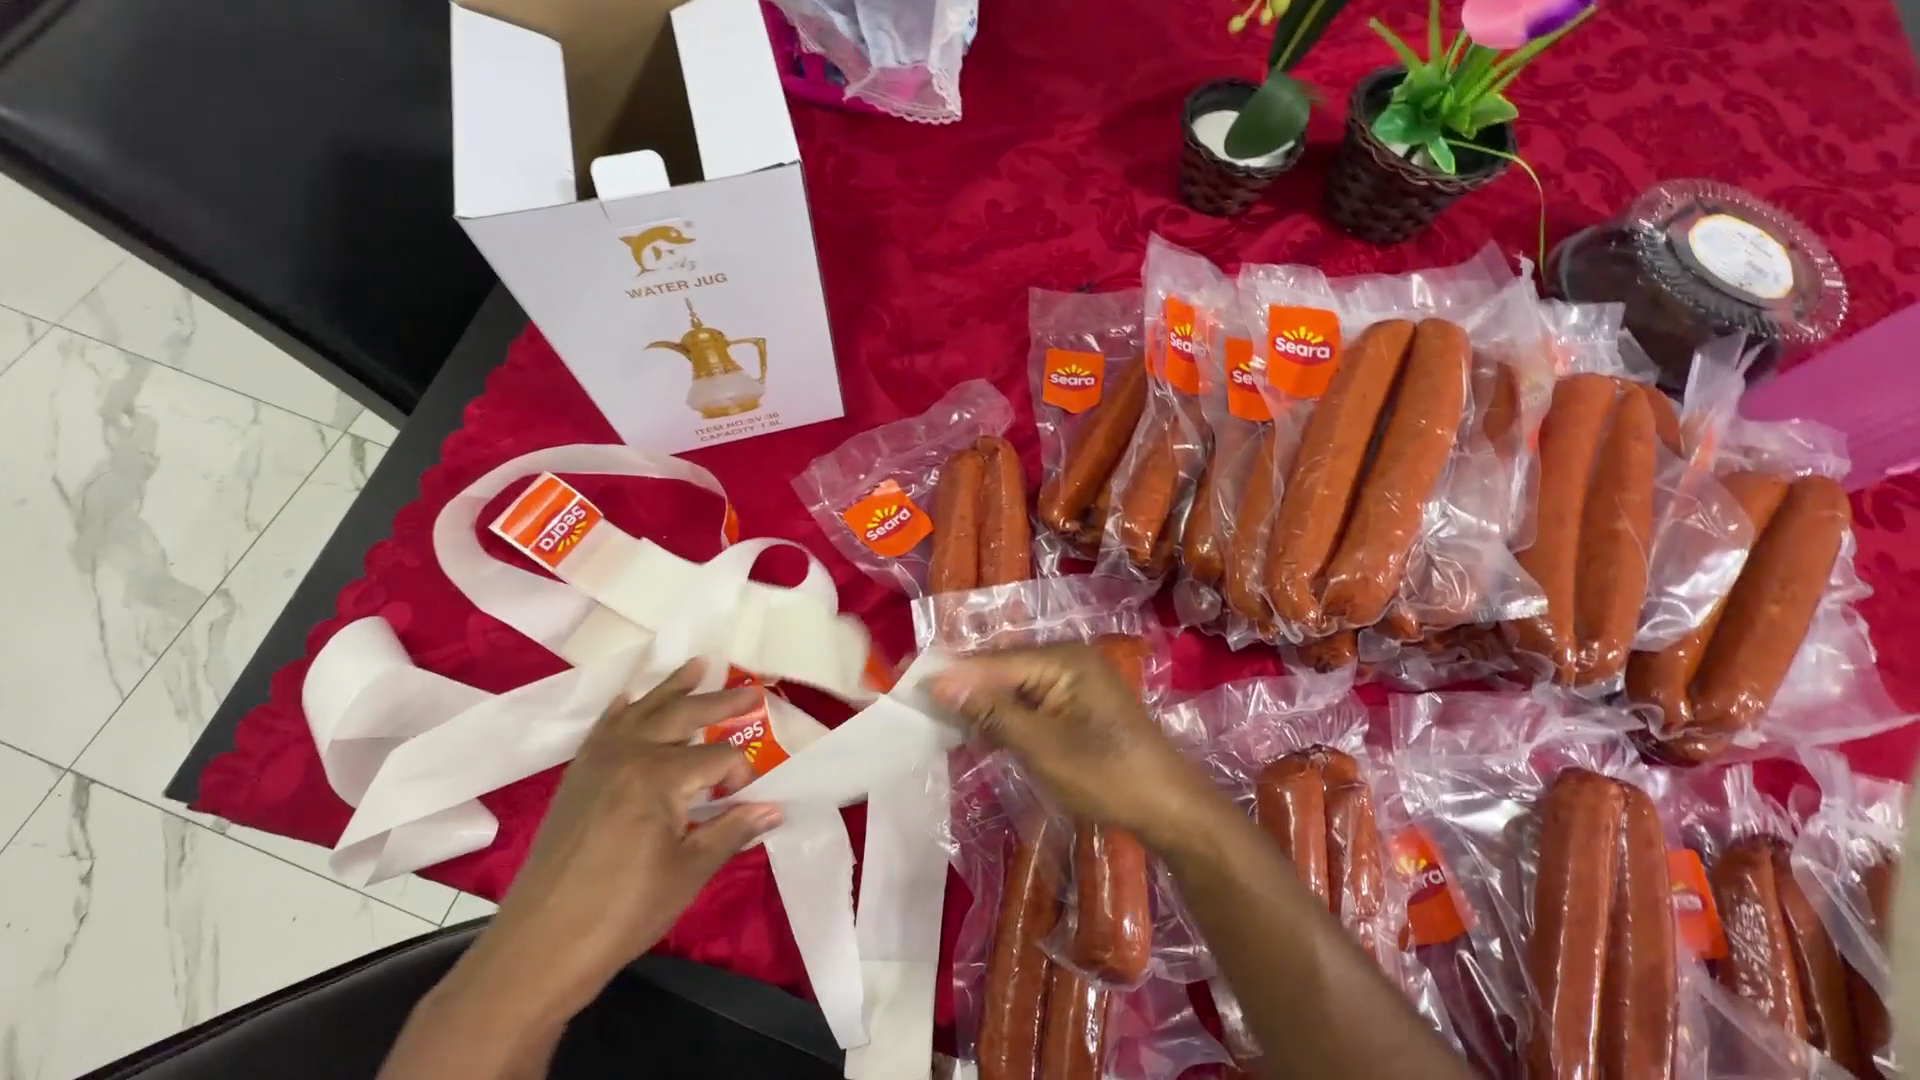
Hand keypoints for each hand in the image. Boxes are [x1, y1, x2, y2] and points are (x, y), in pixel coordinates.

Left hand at [474, 660, 783, 1009]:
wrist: (541, 944)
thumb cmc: (624, 912)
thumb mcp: (689, 872)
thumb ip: (732, 831)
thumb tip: (774, 808)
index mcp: (659, 777)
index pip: (718, 759)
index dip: (740, 776)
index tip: (748, 801)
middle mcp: (628, 755)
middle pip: (682, 716)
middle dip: (720, 703)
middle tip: (752, 689)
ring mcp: (596, 762)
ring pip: (642, 712)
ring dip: (672, 689)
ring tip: (697, 665)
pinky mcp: (576, 777)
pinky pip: (603, 729)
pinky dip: (622, 711)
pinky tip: (630, 698)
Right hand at [927, 643, 1215, 850]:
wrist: (1169, 807)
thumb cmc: (1107, 775)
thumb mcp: (1042, 746)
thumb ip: (992, 711)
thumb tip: (941, 683)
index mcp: (1063, 658)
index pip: (993, 661)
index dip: (951, 676)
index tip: (908, 688)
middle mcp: (1068, 659)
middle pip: (1002, 669)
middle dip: (964, 690)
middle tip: (919, 709)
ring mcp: (1075, 682)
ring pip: (1014, 687)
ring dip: (983, 706)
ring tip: (940, 724)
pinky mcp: (1078, 706)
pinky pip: (1031, 702)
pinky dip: (1006, 718)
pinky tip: (982, 733)